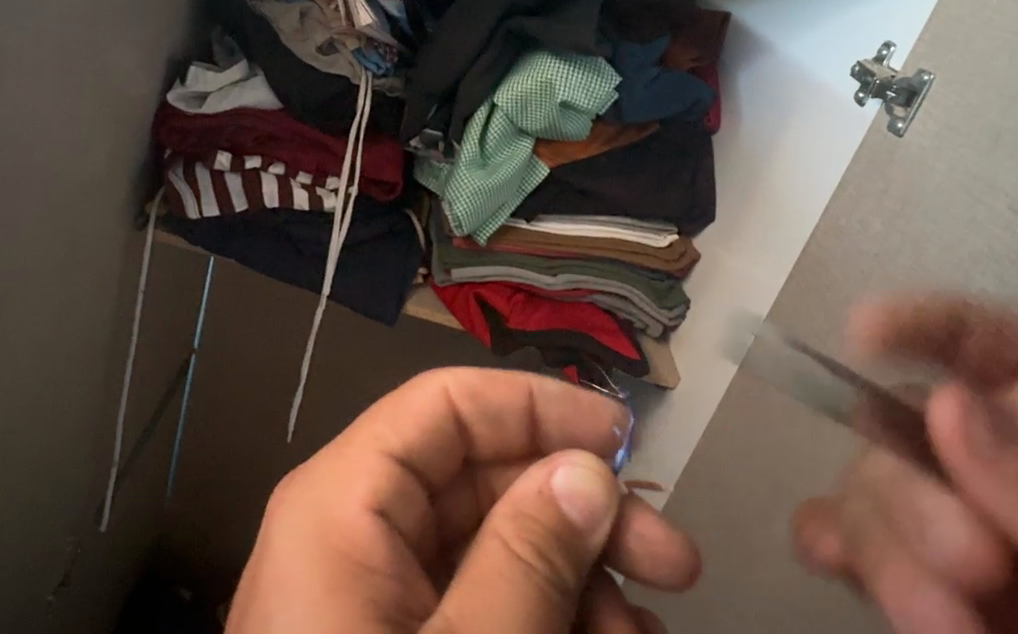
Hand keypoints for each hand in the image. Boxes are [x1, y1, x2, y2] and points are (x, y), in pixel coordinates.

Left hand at [227, 367, 700, 632]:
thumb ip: (524, 557)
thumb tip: (585, 469)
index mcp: (343, 501)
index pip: (442, 405)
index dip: (533, 404)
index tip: (627, 437)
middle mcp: (356, 528)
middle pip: (477, 476)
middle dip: (576, 508)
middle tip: (674, 559)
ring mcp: (378, 591)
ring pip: (493, 544)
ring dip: (577, 579)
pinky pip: (485, 603)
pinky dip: (548, 619)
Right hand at [792, 295, 1017, 633]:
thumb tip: (947, 408)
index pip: (1015, 354)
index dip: (935, 324)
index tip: (865, 332)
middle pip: (914, 429)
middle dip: (914, 488)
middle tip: (968, 571)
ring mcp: (979, 546)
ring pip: (870, 486)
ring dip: (878, 542)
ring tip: (940, 626)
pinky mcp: (937, 599)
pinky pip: (848, 543)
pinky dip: (836, 549)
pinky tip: (838, 567)